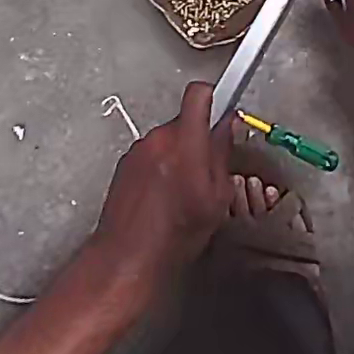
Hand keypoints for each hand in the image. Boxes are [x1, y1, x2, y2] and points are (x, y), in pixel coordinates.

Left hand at [92, 82, 234, 278]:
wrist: (127, 258)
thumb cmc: (172, 236)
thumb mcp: (217, 198)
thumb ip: (222, 154)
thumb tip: (228, 128)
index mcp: (185, 143)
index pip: (198, 94)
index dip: (214, 96)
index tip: (224, 104)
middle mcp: (158, 139)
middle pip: (185, 119)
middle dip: (198, 136)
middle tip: (208, 166)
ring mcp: (139, 150)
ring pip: (168, 137)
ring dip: (178, 152)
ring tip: (184, 188)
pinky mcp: (125, 162)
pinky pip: (152, 152)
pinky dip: (161, 165)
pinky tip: (164, 195)